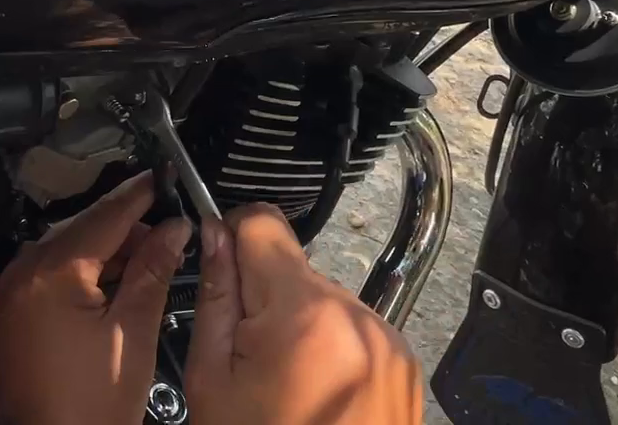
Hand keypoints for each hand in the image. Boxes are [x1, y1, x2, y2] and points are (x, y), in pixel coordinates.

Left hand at [0, 172, 193, 424]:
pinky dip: (79, 269)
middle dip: (124, 227)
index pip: (104, 217)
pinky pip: (47, 270)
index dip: (138, 196)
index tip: (162, 175)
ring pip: (64, 248)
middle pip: (82, 229)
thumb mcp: (133, 334)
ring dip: (103, 248)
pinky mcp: (7, 308)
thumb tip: (175, 227)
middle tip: (165, 230)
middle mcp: (22, 269)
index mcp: (52, 271)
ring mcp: (9, 288)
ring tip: (144, 258)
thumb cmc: (96, 403)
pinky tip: (108, 280)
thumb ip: (152, 271)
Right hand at [186, 204, 423, 424]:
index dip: (232, 232)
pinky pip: (351, 327)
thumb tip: (213, 234)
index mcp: (303, 312)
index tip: (220, 261)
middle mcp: (356, 316)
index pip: (262, 221)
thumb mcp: (212, 378)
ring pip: (320, 296)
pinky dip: (328, 346)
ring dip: (298, 321)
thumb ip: (215, 293)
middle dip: (264, 293)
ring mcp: (388, 342)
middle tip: (249, 354)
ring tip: (284, 383)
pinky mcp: (405, 366)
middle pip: (291, 265)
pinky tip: (315, 395)